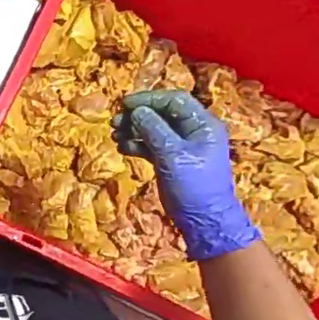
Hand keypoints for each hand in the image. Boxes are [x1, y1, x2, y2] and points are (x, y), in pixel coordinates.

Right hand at [113, 90, 260, 260]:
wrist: (203, 220)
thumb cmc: (193, 186)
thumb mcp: (173, 156)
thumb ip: (155, 131)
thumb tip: (138, 112)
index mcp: (202, 124)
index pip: (174, 101)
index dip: (149, 99)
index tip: (125, 104)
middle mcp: (193, 132)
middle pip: (163, 114)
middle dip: (139, 115)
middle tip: (115, 121)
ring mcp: (181, 147)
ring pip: (155, 130)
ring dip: (134, 130)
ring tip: (115, 134)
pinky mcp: (171, 162)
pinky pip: (151, 146)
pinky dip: (137, 144)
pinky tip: (122, 147)